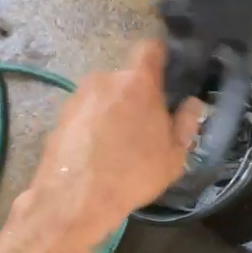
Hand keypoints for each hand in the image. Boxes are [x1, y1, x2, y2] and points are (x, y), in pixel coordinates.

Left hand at [25, 40, 204, 242]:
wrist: (72, 204)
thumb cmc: (132, 174)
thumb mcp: (174, 154)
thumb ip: (186, 123)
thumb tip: (191, 104)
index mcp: (138, 82)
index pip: (151, 48)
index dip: (162, 55)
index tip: (169, 73)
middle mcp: (106, 81)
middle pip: (128, 77)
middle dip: (138, 94)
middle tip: (147, 123)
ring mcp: (78, 98)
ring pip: (106, 96)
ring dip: (115, 110)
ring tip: (120, 143)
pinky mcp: (59, 118)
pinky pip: (87, 113)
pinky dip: (94, 125)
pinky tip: (99, 153)